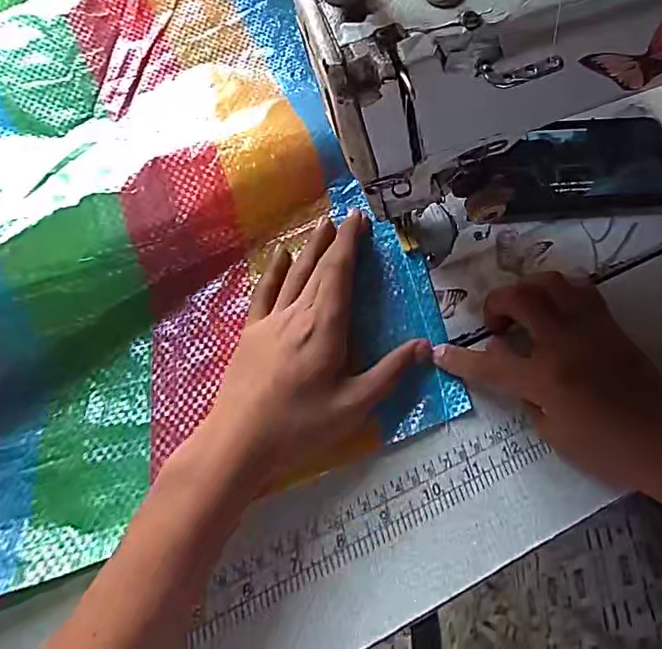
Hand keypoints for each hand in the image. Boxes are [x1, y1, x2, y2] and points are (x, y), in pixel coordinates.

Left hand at [188, 212, 429, 490]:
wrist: (235, 445)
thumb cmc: (299, 427)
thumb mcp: (354, 405)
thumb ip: (390, 373)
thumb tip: (425, 345)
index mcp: (326, 326)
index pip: (340, 273)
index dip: (350, 243)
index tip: (360, 218)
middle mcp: (298, 314)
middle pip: (320, 268)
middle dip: (337, 240)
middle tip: (350, 216)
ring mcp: (271, 322)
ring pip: (295, 274)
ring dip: (311, 248)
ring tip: (323, 224)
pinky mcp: (251, 334)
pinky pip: (265, 293)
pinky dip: (273, 271)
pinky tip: (279, 256)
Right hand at [431, 273, 661, 496]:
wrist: (660, 438)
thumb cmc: (605, 448)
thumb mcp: (553, 432)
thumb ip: (525, 395)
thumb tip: (507, 363)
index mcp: (545, 378)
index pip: (490, 364)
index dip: (459, 359)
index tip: (439, 351)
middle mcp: (563, 342)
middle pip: (517, 298)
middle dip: (494, 304)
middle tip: (495, 323)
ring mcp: (588, 325)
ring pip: (547, 281)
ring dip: (526, 289)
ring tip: (524, 308)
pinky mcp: (608, 320)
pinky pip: (579, 287)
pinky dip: (560, 288)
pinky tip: (556, 304)